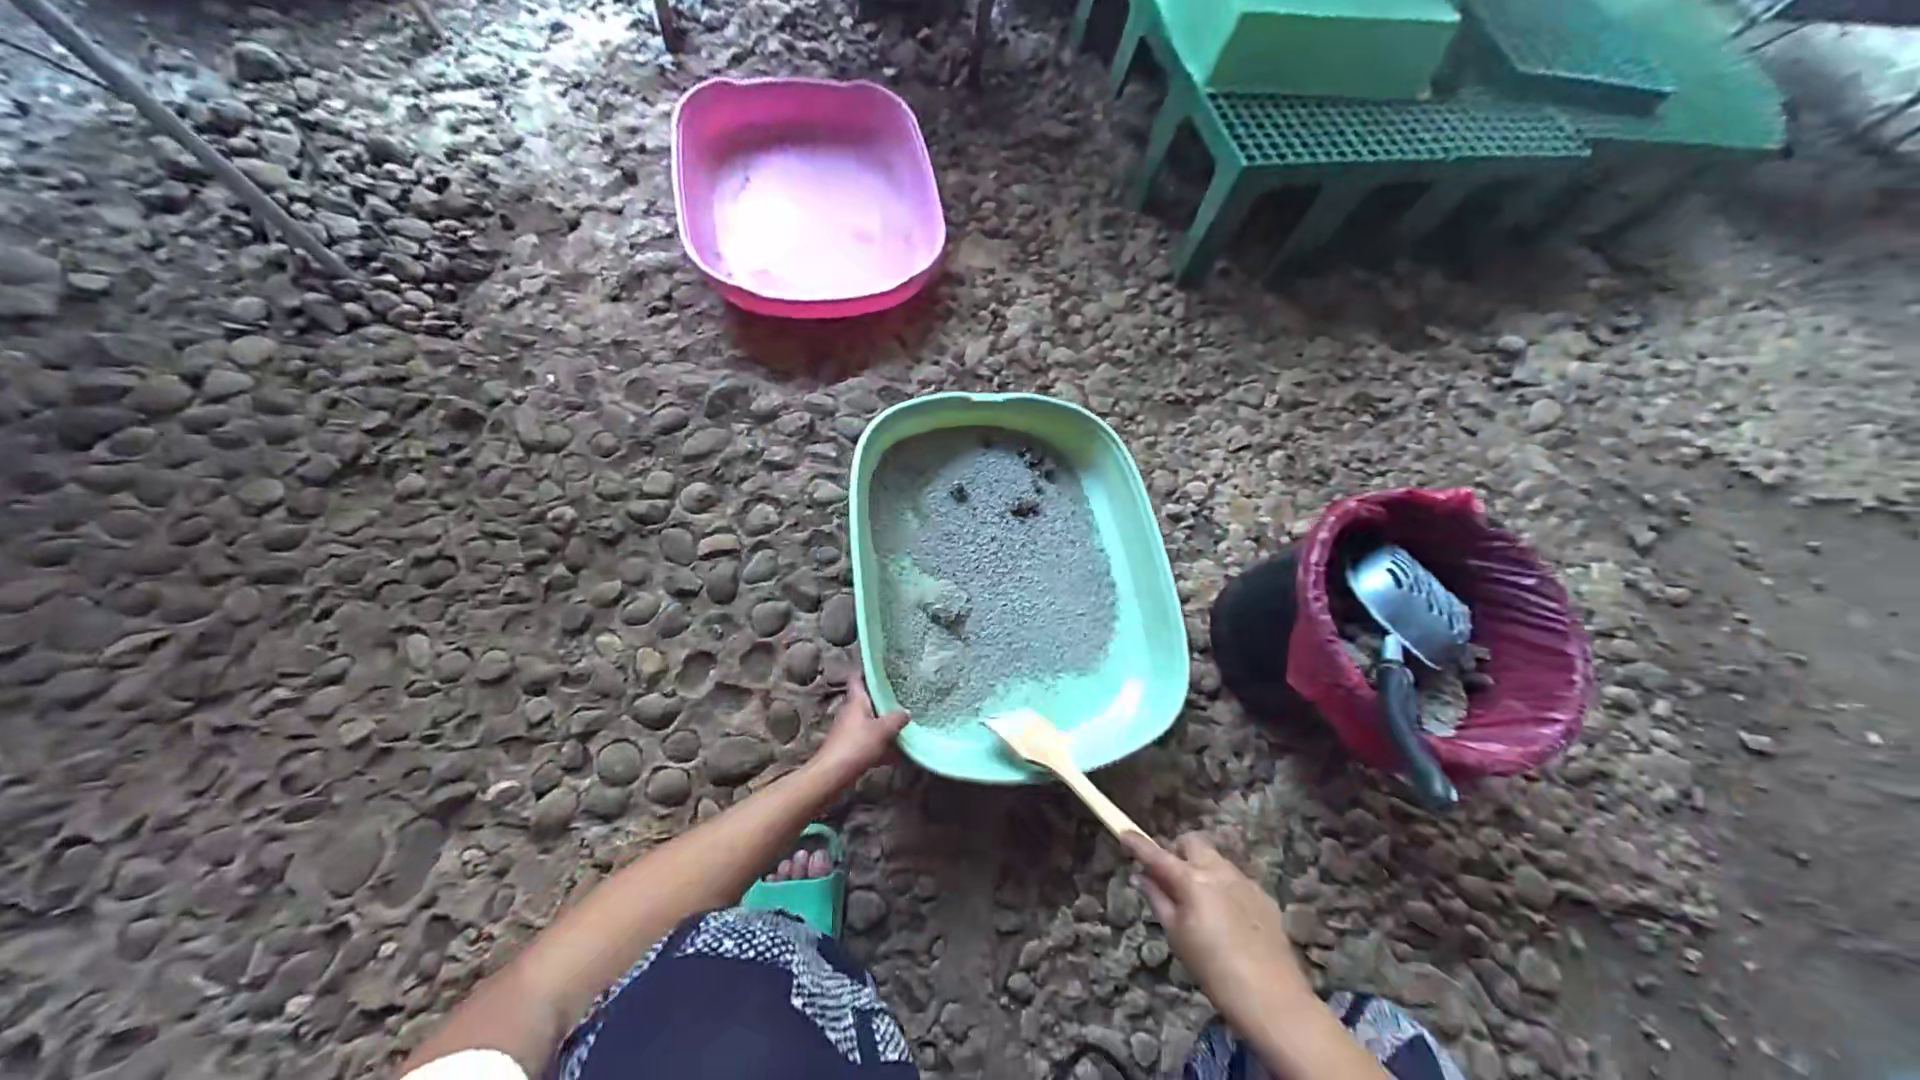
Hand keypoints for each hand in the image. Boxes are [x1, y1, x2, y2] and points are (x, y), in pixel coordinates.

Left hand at [812, 671, 908, 782]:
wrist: (833, 774)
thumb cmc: (857, 744)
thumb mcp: (883, 730)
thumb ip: (897, 718)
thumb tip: (906, 712)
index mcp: (856, 700)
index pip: (858, 678)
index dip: (869, 672)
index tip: (885, 670)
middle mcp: (851, 712)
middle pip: (867, 701)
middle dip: (883, 701)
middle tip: (902, 698)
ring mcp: (849, 730)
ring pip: (870, 723)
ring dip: (884, 726)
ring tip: (905, 726)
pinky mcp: (850, 748)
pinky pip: (869, 742)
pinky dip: (882, 747)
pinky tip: (898, 756)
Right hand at [1124, 832, 1314, 1024]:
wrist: (1271, 996)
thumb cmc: (1212, 968)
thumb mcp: (1176, 935)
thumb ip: (1158, 899)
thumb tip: (1143, 877)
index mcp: (1191, 879)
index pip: (1157, 854)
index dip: (1138, 844)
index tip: (1124, 833)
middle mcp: (1218, 870)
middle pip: (1192, 842)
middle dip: (1178, 851)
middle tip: (1172, 878)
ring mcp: (1244, 881)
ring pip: (1216, 860)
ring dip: (1202, 870)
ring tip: (1201, 905)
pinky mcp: (1263, 896)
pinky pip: (1236, 880)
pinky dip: (1224, 888)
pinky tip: (1228, 920)